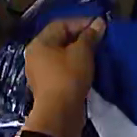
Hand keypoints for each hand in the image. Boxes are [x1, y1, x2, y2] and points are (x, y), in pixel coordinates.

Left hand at [22, 16, 104, 136]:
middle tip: (100, 40)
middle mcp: (35, 55)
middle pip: (60, 40)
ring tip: (97, 54)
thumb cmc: (68, 76)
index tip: (100, 26)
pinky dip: (75, 66)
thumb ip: (90, 36)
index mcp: (39, 43)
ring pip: (62, 56)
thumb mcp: (82, 52)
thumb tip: (99, 23)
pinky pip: (62, 70)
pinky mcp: (48, 86)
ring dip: (79, 53)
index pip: (61, 24)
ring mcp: (40, 72)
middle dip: (81, 38)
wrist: (60, 113)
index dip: (82, 23)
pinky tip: (88, 68)